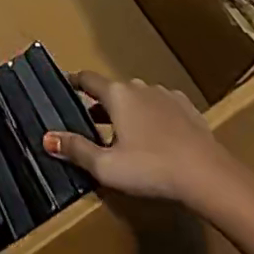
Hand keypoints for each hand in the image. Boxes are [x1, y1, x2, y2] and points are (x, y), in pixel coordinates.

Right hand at [40, 71, 229, 205]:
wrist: (207, 174)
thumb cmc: (151, 168)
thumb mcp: (107, 166)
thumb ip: (76, 149)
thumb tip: (46, 137)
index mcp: (117, 94)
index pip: (88, 79)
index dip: (75, 81)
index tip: (67, 84)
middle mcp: (139, 86)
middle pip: (114, 90)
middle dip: (103, 105)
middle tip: (95, 124)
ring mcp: (165, 94)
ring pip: (139, 97)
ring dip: (129, 110)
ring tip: (127, 135)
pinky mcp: (186, 107)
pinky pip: (161, 106)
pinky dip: (153, 116)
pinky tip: (157, 136)